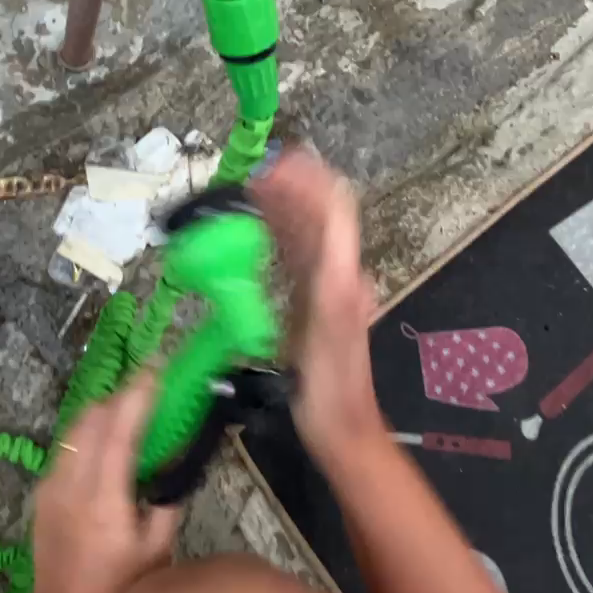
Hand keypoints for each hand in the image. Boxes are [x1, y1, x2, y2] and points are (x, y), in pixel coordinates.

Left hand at [26, 373, 181, 592]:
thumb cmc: (120, 589)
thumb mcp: (158, 547)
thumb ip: (169, 497)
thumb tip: (176, 456)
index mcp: (104, 498)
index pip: (120, 429)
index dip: (138, 394)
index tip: (156, 369)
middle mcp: (72, 483)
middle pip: (93, 417)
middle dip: (122, 396)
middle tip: (148, 389)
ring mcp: (51, 484)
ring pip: (76, 427)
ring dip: (104, 411)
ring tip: (129, 412)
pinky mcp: (42, 491)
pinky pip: (67, 446)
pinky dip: (89, 433)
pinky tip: (106, 445)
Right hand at [251, 150, 386, 455]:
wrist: (341, 426)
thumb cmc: (333, 386)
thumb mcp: (331, 335)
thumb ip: (330, 281)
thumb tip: (323, 252)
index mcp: (341, 273)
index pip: (332, 210)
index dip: (308, 182)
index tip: (274, 166)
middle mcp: (336, 270)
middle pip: (316, 214)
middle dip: (290, 185)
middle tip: (253, 171)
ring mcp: (323, 284)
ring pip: (303, 231)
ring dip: (281, 204)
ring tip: (251, 186)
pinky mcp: (310, 298)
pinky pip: (293, 254)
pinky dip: (275, 232)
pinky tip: (257, 224)